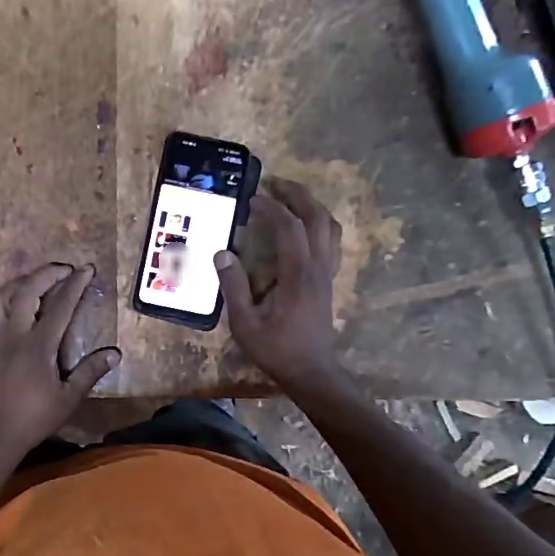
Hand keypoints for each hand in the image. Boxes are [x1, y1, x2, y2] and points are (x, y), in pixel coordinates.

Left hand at [0, 263, 120, 469]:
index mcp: (38, 346)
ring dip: (18, 284)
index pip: (60, 306)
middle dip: (46, 274)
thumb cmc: (34, 419)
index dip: (75, 284)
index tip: (86, 269)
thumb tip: (115, 353)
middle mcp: (13, 336)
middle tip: (64, 269)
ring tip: (34, 282)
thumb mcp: (68, 398)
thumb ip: (90, 372)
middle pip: (25, 291)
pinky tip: (6, 308)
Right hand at [214, 178, 344, 390]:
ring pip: (330, 227)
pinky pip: (332, 242)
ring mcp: (328, 273)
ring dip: (312, 206)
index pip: (290, 227)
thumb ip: (234, 287)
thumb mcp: (246, 324)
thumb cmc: (277, 350)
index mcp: (298, 275)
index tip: (252, 200)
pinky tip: (301, 227)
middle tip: (274, 184)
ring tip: (289, 198)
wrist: (311, 371)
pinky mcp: (329, 280)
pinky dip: (319, 224)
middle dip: (297, 195)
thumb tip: (222, 253)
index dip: (271, 207)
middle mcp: (318, 267)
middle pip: (317, 217)